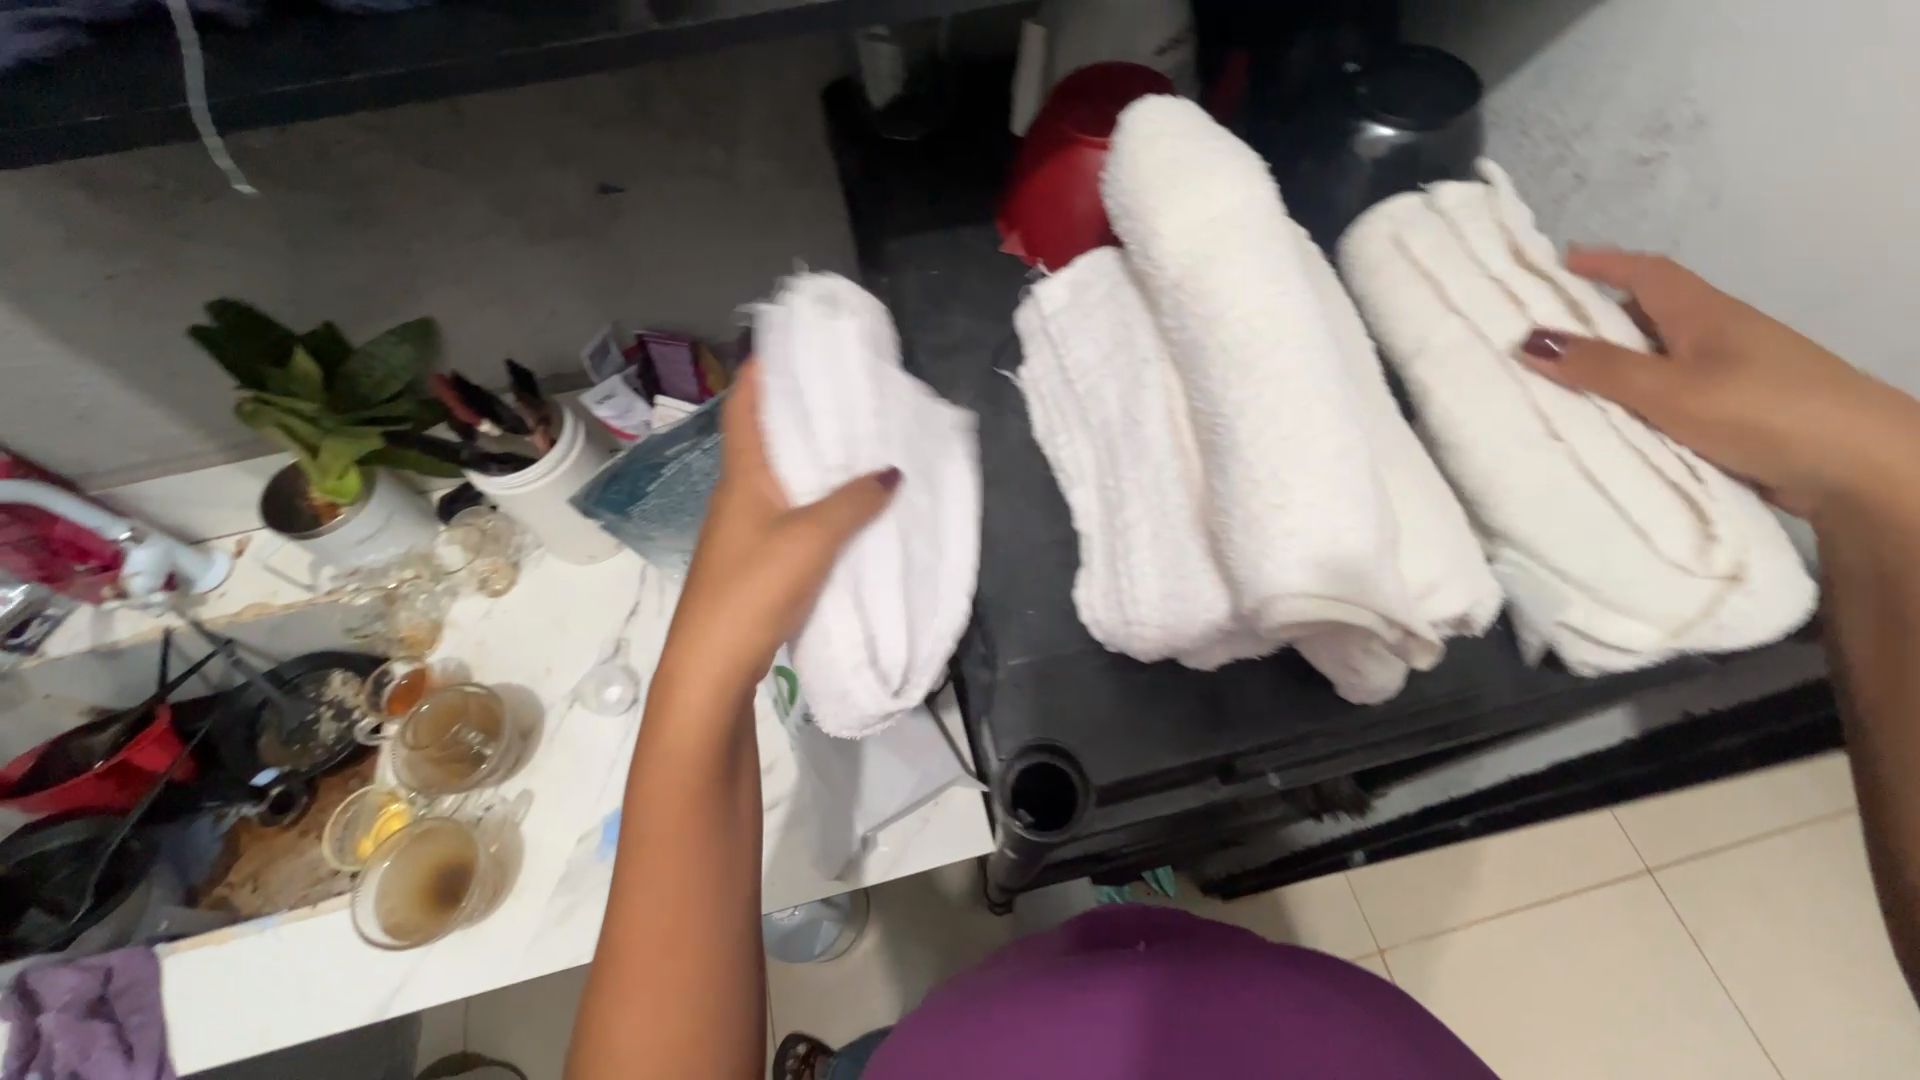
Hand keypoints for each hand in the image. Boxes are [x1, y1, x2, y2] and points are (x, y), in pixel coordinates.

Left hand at [656, 361, 898, 694]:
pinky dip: (817, 504)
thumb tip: (892, 470)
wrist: (713, 665)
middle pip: (767, 443)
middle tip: (846, 395)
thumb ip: (854, 502)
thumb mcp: (811, 538)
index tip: (789, 346)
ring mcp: (745, 532)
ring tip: (857, 446)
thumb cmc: (754, 588)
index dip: (760, 374)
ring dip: (812, 464)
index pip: (745, 410)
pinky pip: (791, 517)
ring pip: (782, 483)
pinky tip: (847, 511)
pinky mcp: (756, 564)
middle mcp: (739, 497)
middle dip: (800, 416)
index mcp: (743, 477)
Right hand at [1518, 248, 1919, 519]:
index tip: (1559, 263)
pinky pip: (1664, 395)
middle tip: (1539, 332)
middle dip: (1595, 317)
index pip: (1649, 273)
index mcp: (1705, 316)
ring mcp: (1728, 376)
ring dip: (1609, 363)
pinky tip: (1605, 419)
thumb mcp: (1671, 389)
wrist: (1862, 468)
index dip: (1605, 264)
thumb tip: (1530, 340)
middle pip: (1647, 315)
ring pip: (1654, 358)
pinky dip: (1628, 398)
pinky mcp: (1732, 413)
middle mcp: (1716, 338)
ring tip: (1556, 380)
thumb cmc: (1766, 412)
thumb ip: (1601, 368)